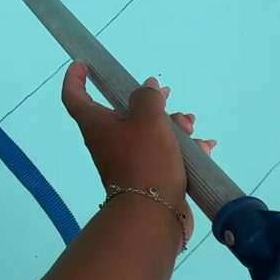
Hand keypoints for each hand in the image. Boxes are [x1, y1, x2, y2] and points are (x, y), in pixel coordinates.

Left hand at [59, 63, 215, 244]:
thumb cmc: (144, 160)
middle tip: (167, 93)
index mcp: (96, 123)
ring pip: (147, 131)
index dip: (74, 78)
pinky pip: (162, 153)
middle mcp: (107, 139)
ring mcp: (127, 158)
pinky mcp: (147, 175)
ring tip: (190, 123)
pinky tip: (205, 146)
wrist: (154, 215)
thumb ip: (148, 98)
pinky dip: (182, 147)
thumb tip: (148, 87)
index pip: (74, 95)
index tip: (81, 64)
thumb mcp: (148, 120)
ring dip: (171, 124)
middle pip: (122, 111)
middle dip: (147, 101)